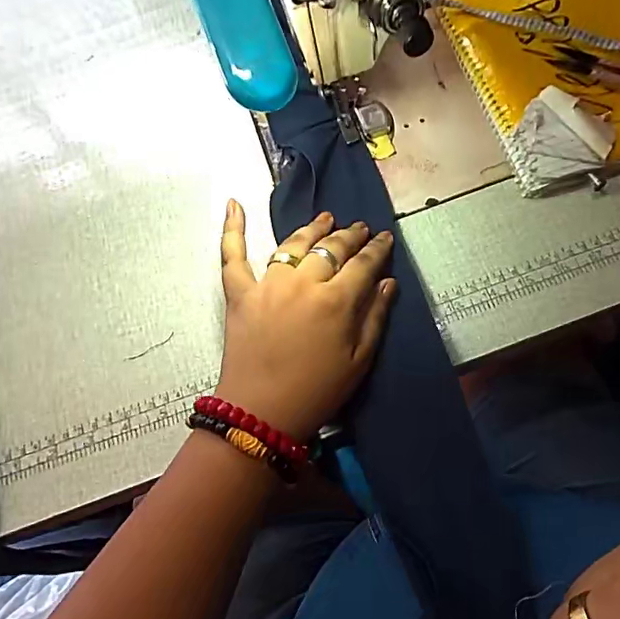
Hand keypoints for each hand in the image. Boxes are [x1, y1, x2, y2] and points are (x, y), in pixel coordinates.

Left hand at [214, 201, 397, 439]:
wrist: (261, 413)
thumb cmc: (318, 391)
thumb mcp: (360, 360)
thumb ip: (375, 317)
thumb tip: (387, 282)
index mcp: (336, 301)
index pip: (363, 264)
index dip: (377, 249)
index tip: (385, 238)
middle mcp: (303, 283)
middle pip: (331, 249)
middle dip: (350, 235)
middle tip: (360, 228)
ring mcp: (268, 285)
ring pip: (293, 245)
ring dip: (312, 228)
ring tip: (325, 219)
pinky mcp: (239, 293)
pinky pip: (232, 256)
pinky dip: (232, 229)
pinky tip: (234, 205)